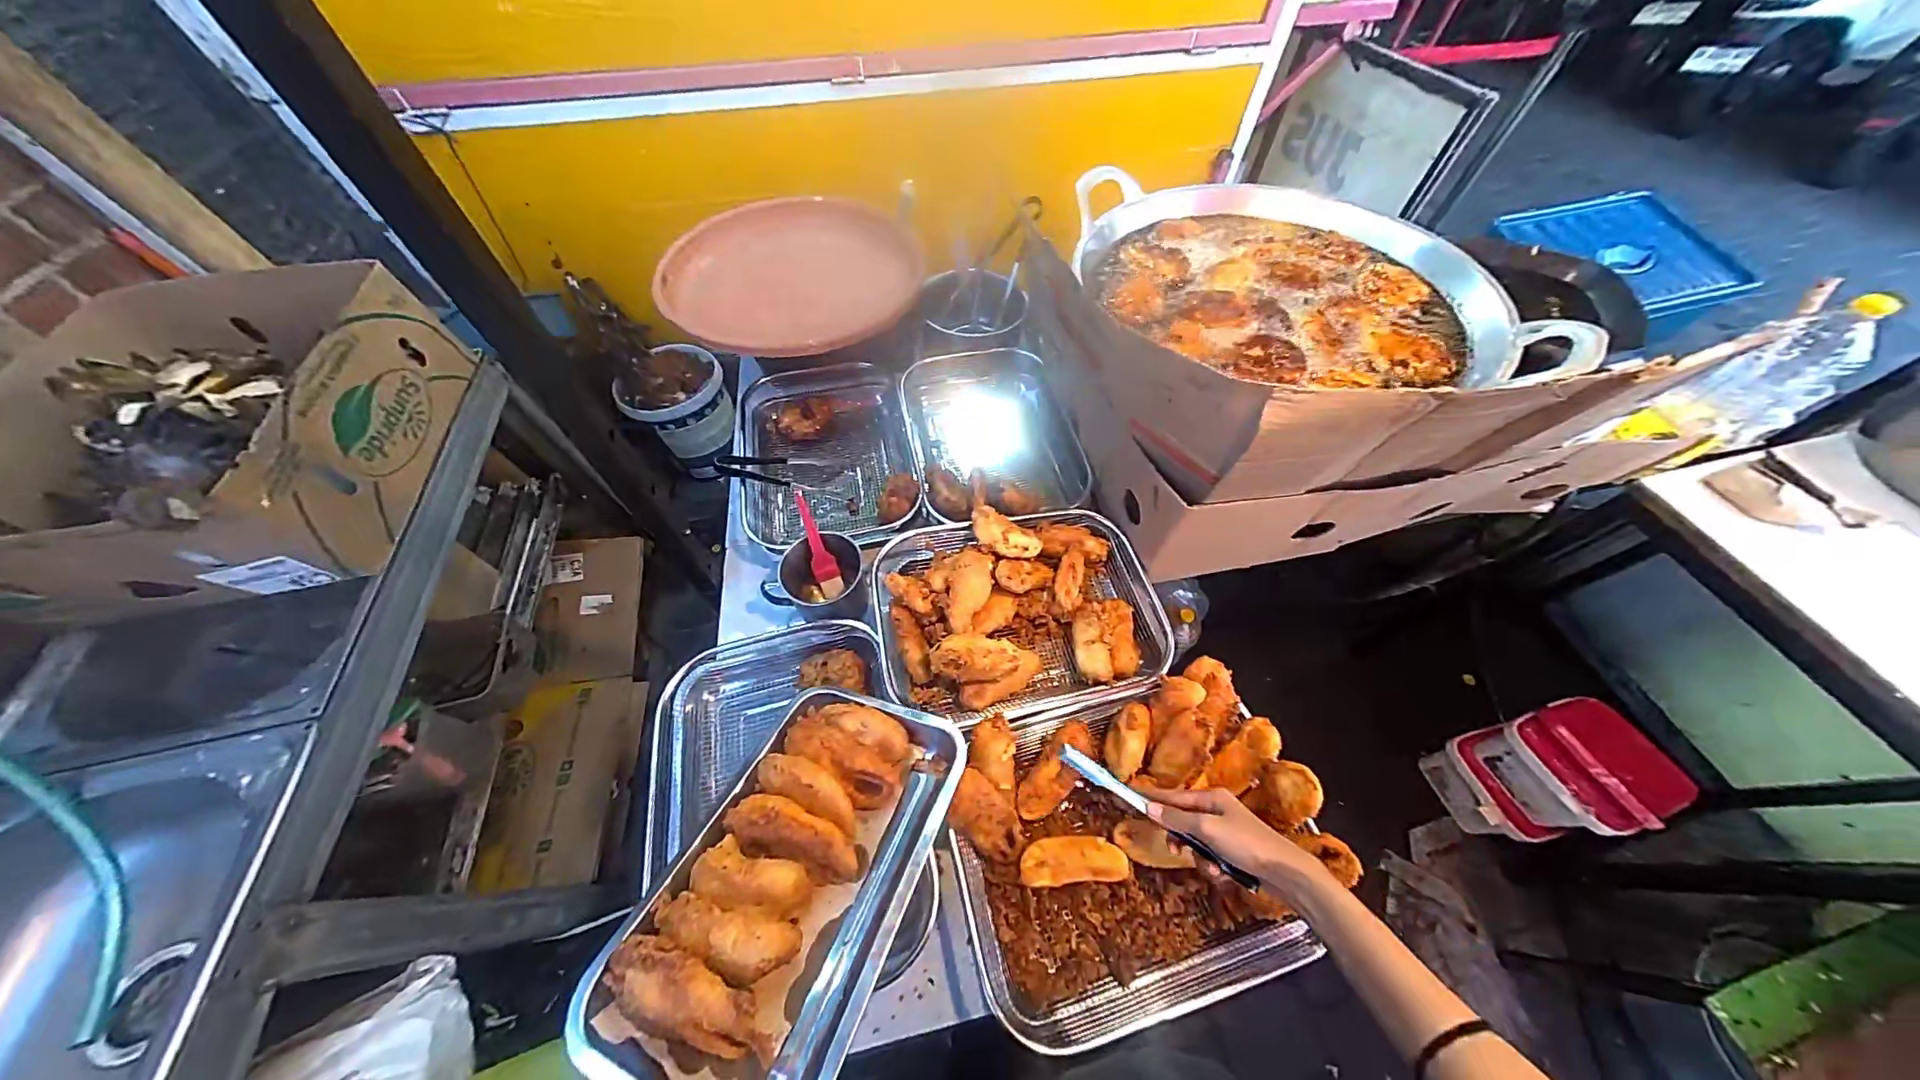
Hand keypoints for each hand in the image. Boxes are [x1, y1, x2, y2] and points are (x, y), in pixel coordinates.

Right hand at [1136, 782, 1334, 904]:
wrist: (1286, 873)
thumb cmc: (1247, 844)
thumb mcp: (1207, 830)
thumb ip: (1177, 820)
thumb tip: (1150, 807)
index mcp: (1211, 798)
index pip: (1173, 796)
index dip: (1152, 798)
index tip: (1130, 794)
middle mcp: (1217, 810)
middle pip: (1183, 821)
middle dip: (1182, 839)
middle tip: (1177, 850)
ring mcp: (1226, 832)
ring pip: (1196, 843)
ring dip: (1201, 859)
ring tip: (1213, 868)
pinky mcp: (1234, 852)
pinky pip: (1211, 857)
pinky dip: (1213, 867)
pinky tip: (1223, 875)